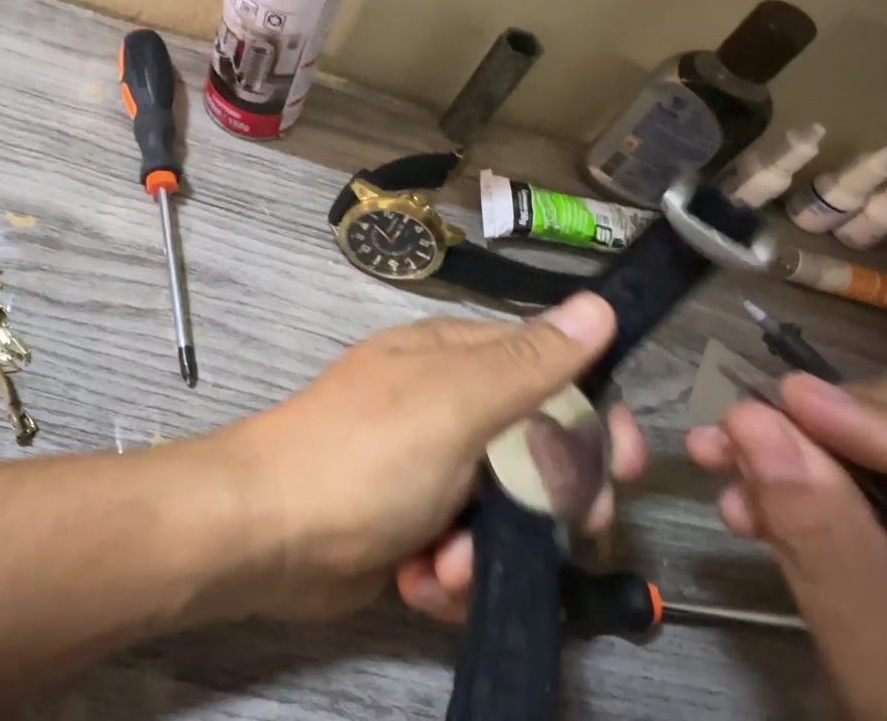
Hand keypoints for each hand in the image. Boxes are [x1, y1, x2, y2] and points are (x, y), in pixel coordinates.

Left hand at [217, 293, 644, 620]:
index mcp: (454, 360)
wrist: (262, 534)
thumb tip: (599, 305)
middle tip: (562, 531)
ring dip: (487, 551)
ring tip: (447, 565)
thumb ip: (531, 363)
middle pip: (536, 452)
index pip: (552, 373)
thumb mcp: (454, 401)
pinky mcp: (409, 526)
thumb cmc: (364, 456)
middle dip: (546, 502)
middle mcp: (444, 408)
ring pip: (503, 514)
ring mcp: (426, 470)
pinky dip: (449, 575)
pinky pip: (462, 552)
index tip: (624, 468)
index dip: (594, 418)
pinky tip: (420, 582)